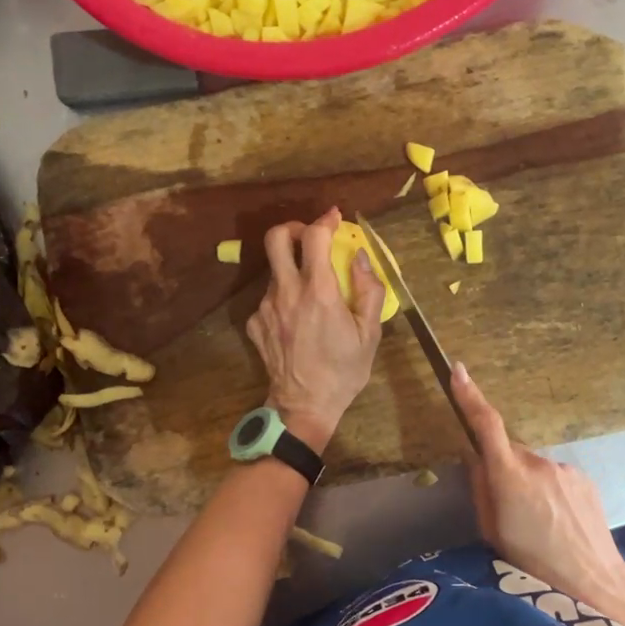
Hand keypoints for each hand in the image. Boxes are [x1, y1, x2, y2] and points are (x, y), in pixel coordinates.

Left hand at [245, 207, 384, 450]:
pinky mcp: (255, 323)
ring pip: (273, 270)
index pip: (314, 236)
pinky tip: (297, 319)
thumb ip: (369, 290)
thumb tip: (360, 258)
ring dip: (291, 269)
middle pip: (276, 238)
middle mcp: (286, 291)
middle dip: (293, 229)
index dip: (325, 220)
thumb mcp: (369, 334)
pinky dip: (284, 298)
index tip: (336, 219)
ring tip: (311, 291)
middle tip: (310, 239)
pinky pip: (269, 298)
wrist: (303, 407)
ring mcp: (265, 307)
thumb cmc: (343, 372)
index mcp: (318, 291)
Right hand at [453, 363, 624, 612]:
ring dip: (530, 485)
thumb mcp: (491, 531)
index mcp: (509, 477)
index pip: (486, 426)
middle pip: (510, 454)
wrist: (591, 581)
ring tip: (539, 524)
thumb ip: (481, 490)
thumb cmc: (530, 563)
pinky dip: (551, 492)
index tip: (458, 371)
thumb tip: (476, 459)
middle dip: (504, 471)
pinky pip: (556, 477)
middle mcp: (539, 464)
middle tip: (508, 510)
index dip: (470, 397)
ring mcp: (565, 470)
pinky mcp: (584, 479)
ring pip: (535, 468)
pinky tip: (559, 523)